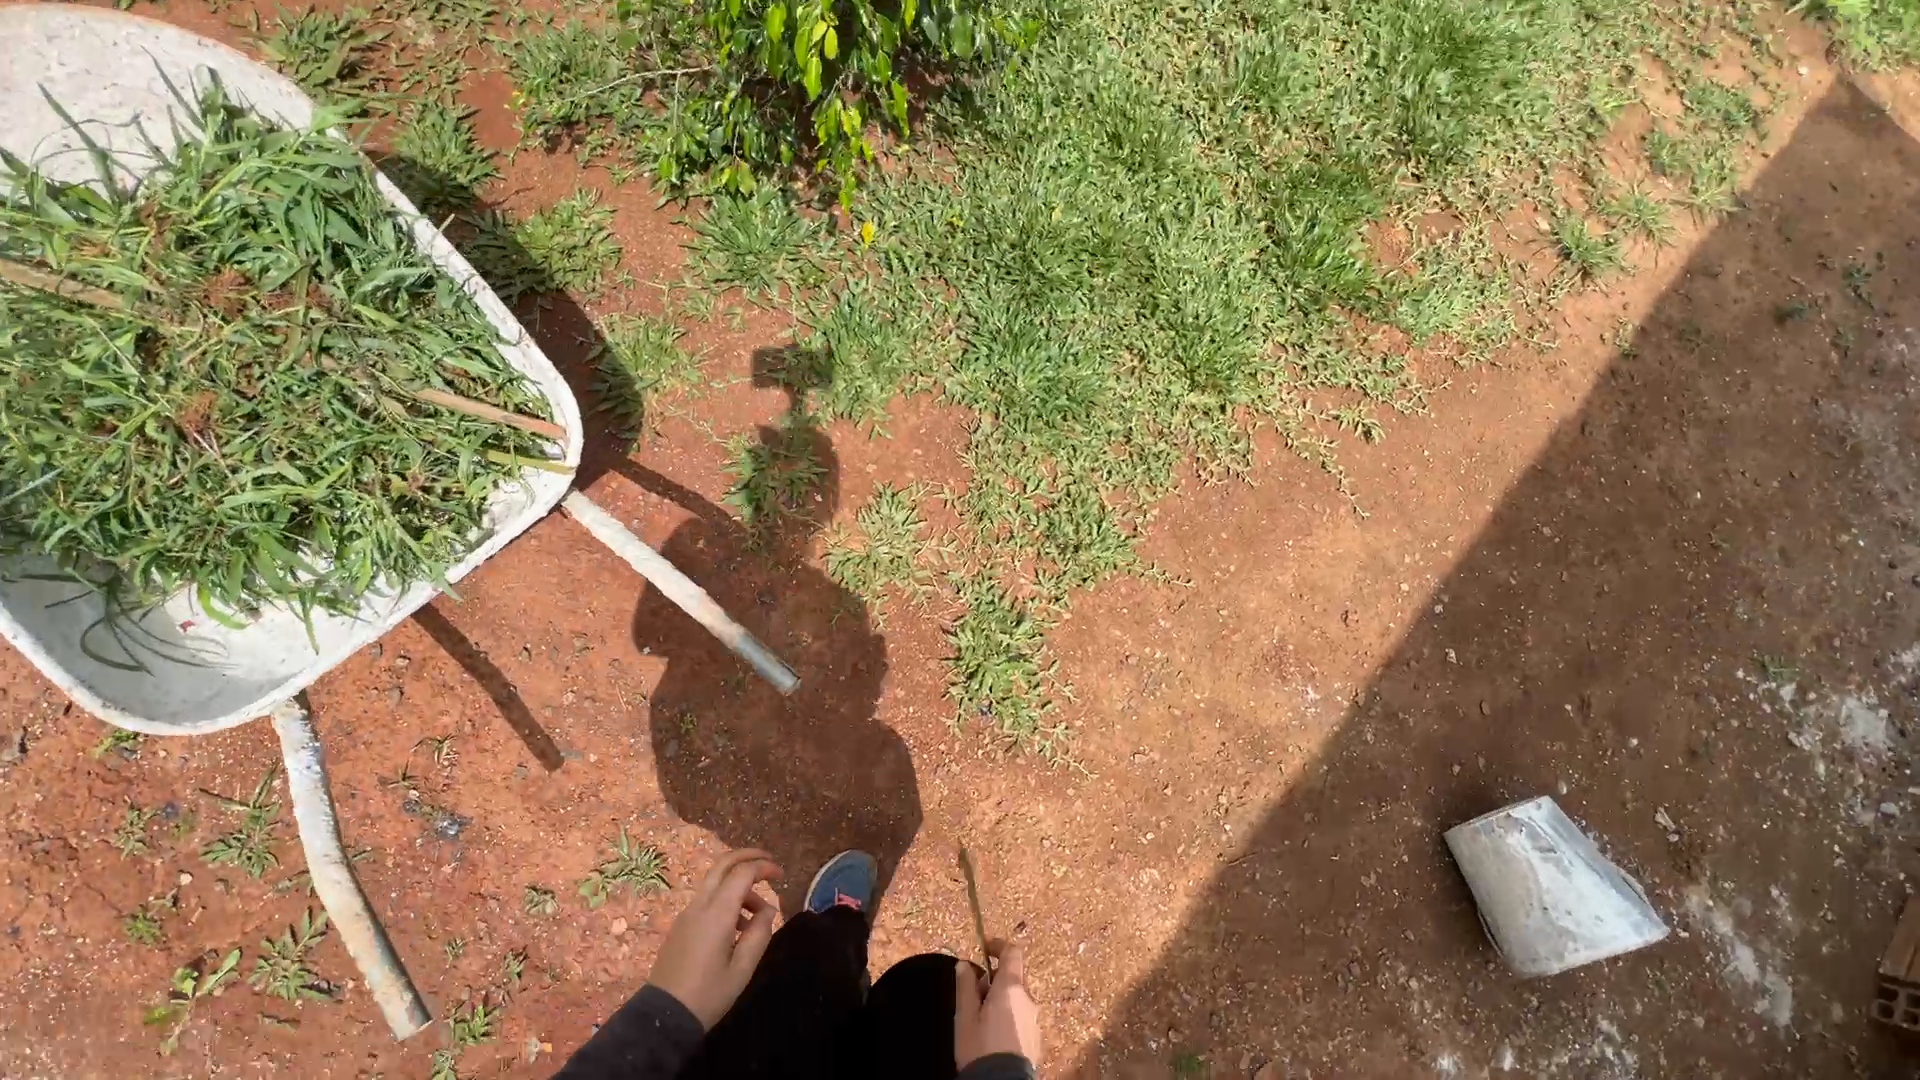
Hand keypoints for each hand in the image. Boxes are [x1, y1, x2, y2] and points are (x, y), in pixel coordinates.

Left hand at [646, 848, 781, 1028]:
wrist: (662, 1018)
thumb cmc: (708, 995)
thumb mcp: (742, 969)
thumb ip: (760, 934)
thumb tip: (768, 910)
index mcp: (717, 913)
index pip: (743, 873)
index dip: (764, 867)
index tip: (781, 876)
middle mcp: (700, 906)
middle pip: (723, 864)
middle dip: (747, 857)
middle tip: (769, 864)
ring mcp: (687, 914)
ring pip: (715, 883)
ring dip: (739, 886)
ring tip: (757, 916)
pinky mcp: (680, 926)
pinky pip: (707, 900)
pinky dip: (726, 900)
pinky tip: (737, 929)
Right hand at [954, 940, 1041, 1069]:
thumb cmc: (980, 1049)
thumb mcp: (965, 1017)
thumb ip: (966, 987)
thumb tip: (964, 964)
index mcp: (1011, 988)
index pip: (1012, 953)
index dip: (998, 945)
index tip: (983, 947)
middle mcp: (1028, 999)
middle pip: (1014, 976)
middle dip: (995, 978)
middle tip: (975, 994)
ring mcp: (1034, 1020)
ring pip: (1018, 997)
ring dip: (1002, 998)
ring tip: (981, 1018)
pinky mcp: (1036, 1039)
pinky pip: (1022, 1016)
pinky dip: (1009, 1014)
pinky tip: (994, 1034)